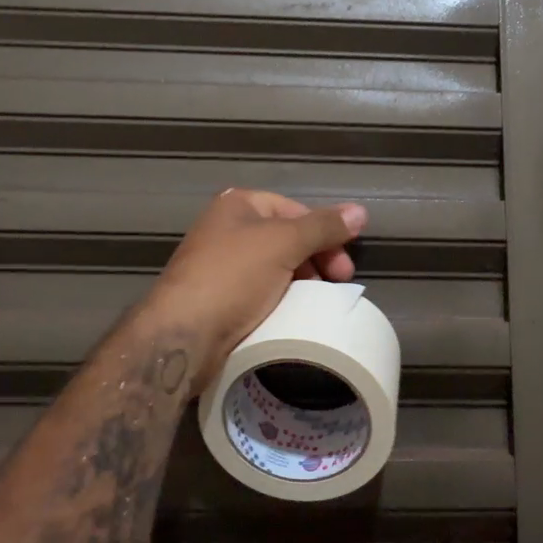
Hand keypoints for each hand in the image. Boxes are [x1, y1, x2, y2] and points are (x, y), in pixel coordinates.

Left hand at [142, 189, 367, 387]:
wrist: (181, 337)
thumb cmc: (232, 277)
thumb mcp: (284, 244)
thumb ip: (323, 227)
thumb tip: (361, 211)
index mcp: (238, 205)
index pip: (294, 210)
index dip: (323, 232)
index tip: (344, 265)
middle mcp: (226, 229)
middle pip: (286, 238)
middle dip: (315, 259)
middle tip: (338, 284)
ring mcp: (220, 266)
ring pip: (275, 267)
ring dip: (300, 282)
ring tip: (317, 303)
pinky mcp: (218, 300)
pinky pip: (260, 293)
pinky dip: (280, 300)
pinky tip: (292, 316)